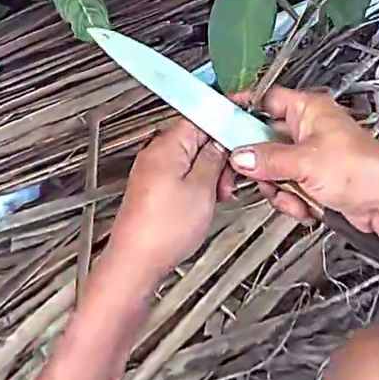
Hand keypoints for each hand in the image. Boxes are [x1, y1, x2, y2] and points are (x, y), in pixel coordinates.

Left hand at [103, 118, 233, 282]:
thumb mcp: (202, 188)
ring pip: (193, 157)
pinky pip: (184, 174)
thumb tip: (224, 138)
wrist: (134, 265)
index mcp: (167, 145)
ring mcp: (154, 171)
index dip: (226, 115)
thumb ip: (215, 157)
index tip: (244, 114)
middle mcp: (157, 153)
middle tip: (231, 176)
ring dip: (212, 171)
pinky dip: (200, 183)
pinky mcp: (154, 188)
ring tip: (219, 194)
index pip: (202, 114)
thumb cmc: (161, 231)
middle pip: (198, 137)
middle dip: (221, 153)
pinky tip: (207, 201)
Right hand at [226, 86, 378, 233]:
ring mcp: (312, 153)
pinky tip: (306, 206)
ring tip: (295, 195)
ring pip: (274, 167)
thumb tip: (240, 156)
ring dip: (280, 188)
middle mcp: (309, 127)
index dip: (244, 106)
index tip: (224, 116)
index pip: (266, 99)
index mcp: (308, 109)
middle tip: (262, 175)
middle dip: (264, 165)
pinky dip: (293, 199)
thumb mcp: (305, 163)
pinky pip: (289, 185)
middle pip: (265, 139)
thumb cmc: (362, 171)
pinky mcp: (316, 177)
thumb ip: (268, 160)